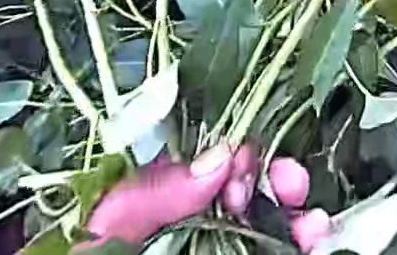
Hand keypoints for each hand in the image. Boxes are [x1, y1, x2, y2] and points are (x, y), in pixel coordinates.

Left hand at [79, 145, 329, 249]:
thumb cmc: (81, 254)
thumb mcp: (104, 229)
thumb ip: (155, 193)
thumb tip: (222, 153)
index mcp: (163, 200)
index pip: (213, 161)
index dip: (240, 153)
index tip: (246, 161)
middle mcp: (194, 221)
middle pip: (250, 189)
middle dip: (279, 177)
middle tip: (291, 180)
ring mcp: (213, 245)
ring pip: (270, 223)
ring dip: (298, 214)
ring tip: (312, 221)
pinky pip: (275, 251)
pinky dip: (300, 243)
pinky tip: (316, 242)